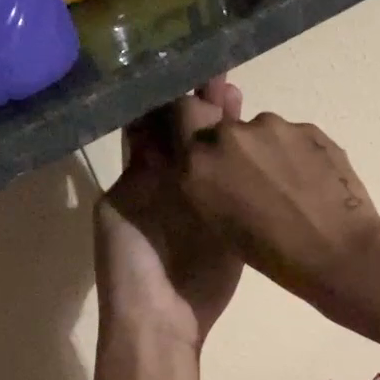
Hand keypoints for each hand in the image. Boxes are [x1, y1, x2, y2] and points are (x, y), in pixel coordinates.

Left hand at [96, 78, 244, 348]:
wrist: (163, 315)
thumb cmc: (133, 261)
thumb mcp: (123, 207)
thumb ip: (141, 166)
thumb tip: (157, 121)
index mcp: (140, 174)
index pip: (152, 123)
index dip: (165, 94)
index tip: (180, 64)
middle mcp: (172, 179)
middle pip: (186, 132)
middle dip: (199, 101)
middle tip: (217, 70)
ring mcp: (205, 198)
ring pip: (214, 152)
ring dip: (224, 122)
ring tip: (236, 91)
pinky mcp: (232, 217)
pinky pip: (238, 182)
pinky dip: (245, 158)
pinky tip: (256, 133)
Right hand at [173, 108, 379, 296]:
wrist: (339, 252)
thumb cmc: (276, 255)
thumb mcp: (221, 225)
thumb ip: (207, 184)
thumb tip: (212, 166)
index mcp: (197, 165)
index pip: (180, 118)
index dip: (192, 131)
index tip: (206, 150)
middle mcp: (226, 137)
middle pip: (221, 125)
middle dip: (232, 144)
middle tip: (254, 176)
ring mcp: (270, 127)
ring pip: (260, 130)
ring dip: (268, 149)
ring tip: (290, 185)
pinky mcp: (307, 126)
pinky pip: (293, 135)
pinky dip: (298, 153)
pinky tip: (314, 182)